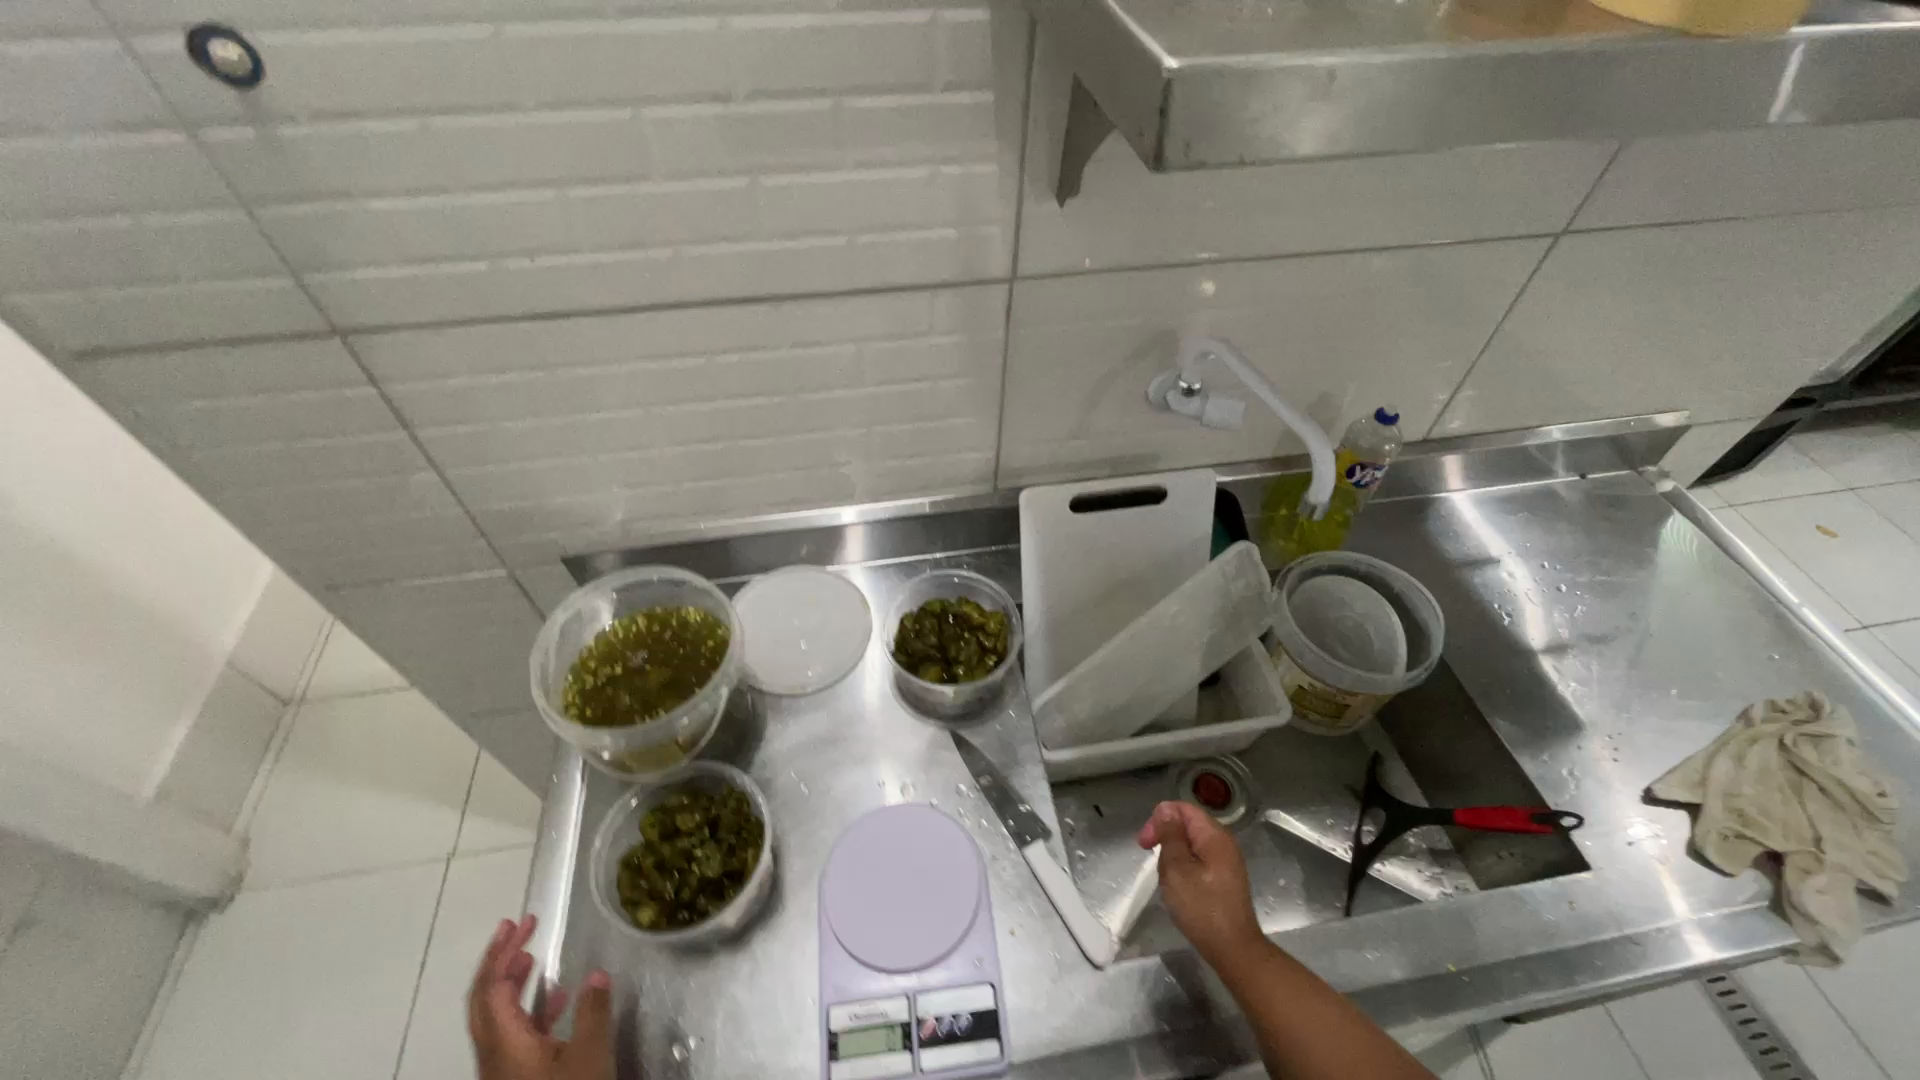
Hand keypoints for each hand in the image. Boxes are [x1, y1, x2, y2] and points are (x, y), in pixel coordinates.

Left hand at [469, 914, 613, 1079]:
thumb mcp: (590, 1057)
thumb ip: (593, 1012)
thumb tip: (597, 974)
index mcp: (504, 1042)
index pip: (492, 986)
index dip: (503, 951)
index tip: (521, 922)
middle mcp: (494, 1053)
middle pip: (482, 999)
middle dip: (498, 960)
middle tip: (517, 929)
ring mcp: (502, 1069)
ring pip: (495, 1017)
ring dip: (511, 982)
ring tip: (532, 957)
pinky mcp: (516, 1079)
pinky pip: (512, 1033)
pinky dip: (527, 1008)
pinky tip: (555, 1001)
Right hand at [1137, 801, 1263, 964]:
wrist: (1233, 949)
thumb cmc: (1201, 907)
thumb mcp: (1176, 868)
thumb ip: (1170, 835)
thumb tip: (1165, 811)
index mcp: (1214, 835)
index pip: (1183, 808)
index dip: (1159, 818)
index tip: (1145, 843)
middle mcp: (1224, 843)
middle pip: (1188, 824)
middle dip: (1165, 837)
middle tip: (1151, 859)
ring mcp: (1227, 862)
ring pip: (1192, 844)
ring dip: (1173, 855)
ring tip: (1166, 878)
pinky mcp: (1225, 879)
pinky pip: (1200, 860)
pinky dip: (1184, 867)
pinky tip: (1179, 886)